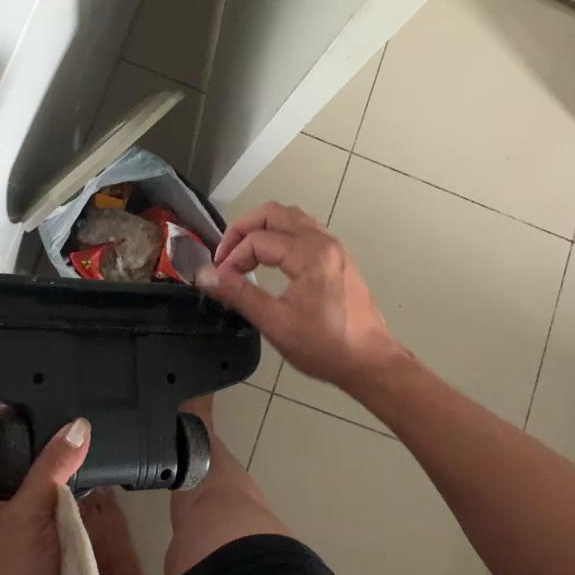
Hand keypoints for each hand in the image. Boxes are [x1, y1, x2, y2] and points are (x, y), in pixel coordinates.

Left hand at [0, 408, 91, 574]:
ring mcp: (5, 530)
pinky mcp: (30, 545)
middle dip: (23, 441)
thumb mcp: (31, 515)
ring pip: (23, 485)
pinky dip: (59, 493)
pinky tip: (83, 480)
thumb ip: (54, 467)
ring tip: (73, 443)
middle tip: (56, 421)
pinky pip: (43, 508)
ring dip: (45, 468)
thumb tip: (78, 426)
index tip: (19, 407)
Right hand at [196, 202, 408, 388]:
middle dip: (244, 229)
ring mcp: (335, 248)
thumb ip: (238, 294)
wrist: (370, 362)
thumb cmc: (323, 347)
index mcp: (310, 255)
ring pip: (293, 218)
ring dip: (264, 229)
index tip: (221, 280)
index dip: (233, 257)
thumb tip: (205, 274)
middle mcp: (325, 242)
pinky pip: (306, 231)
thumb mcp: (275, 323)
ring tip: (244, 255)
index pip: (258, 239)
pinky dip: (282, 235)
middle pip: (275, 213)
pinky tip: (271, 259)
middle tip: (226, 255)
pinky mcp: (340, 259)